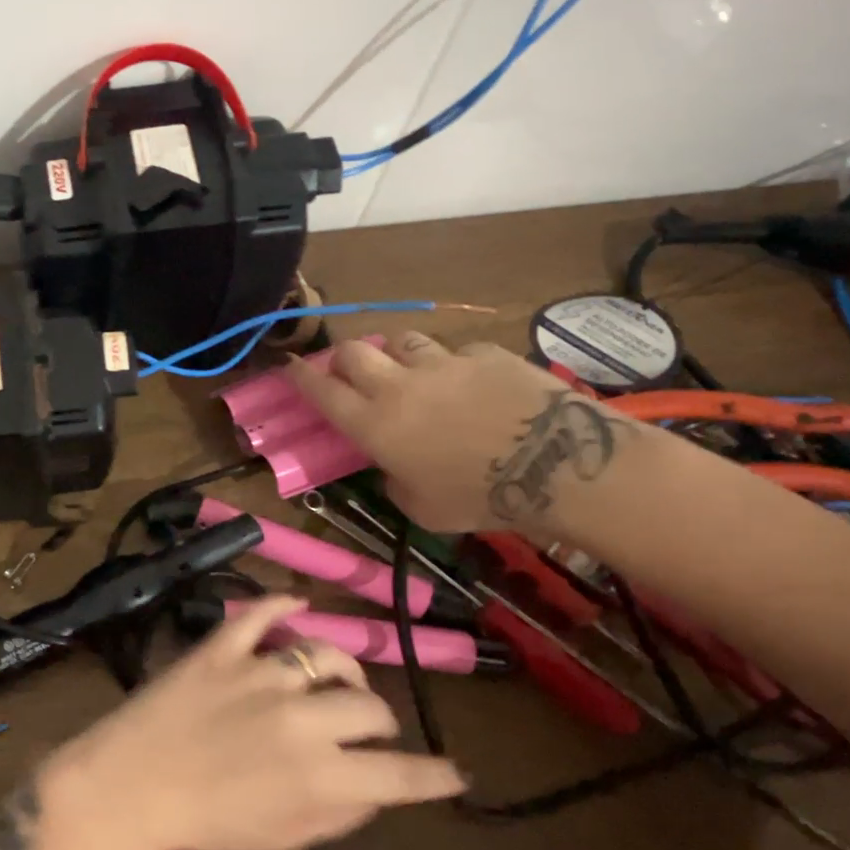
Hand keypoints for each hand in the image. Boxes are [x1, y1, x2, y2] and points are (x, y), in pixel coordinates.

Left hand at [43, 597, 464, 849]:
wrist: (129, 784)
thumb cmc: (206, 821)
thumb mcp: (285, 838)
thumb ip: (339, 813)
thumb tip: (373, 788)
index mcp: (323, 774)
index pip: (402, 772)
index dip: (435, 775)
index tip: (451, 771)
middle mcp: (301, 717)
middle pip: (369, 705)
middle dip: (378, 722)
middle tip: (367, 731)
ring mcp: (257, 674)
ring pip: (323, 655)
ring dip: (341, 669)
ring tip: (337, 680)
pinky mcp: (218, 651)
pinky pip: (256, 616)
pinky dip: (279, 606)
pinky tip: (296, 603)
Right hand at [285, 332, 625, 532]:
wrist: (560, 467)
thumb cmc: (480, 498)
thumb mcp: (421, 508)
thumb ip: (394, 481)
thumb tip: (393, 468)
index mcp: (371, 424)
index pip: (319, 388)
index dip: (299, 375)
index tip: (289, 366)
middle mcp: (397, 386)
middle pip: (354, 350)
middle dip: (346, 358)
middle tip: (353, 372)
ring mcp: (443, 364)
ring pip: (403, 342)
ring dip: (398, 355)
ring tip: (411, 371)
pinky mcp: (486, 355)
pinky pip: (459, 353)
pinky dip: (456, 365)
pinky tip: (473, 384)